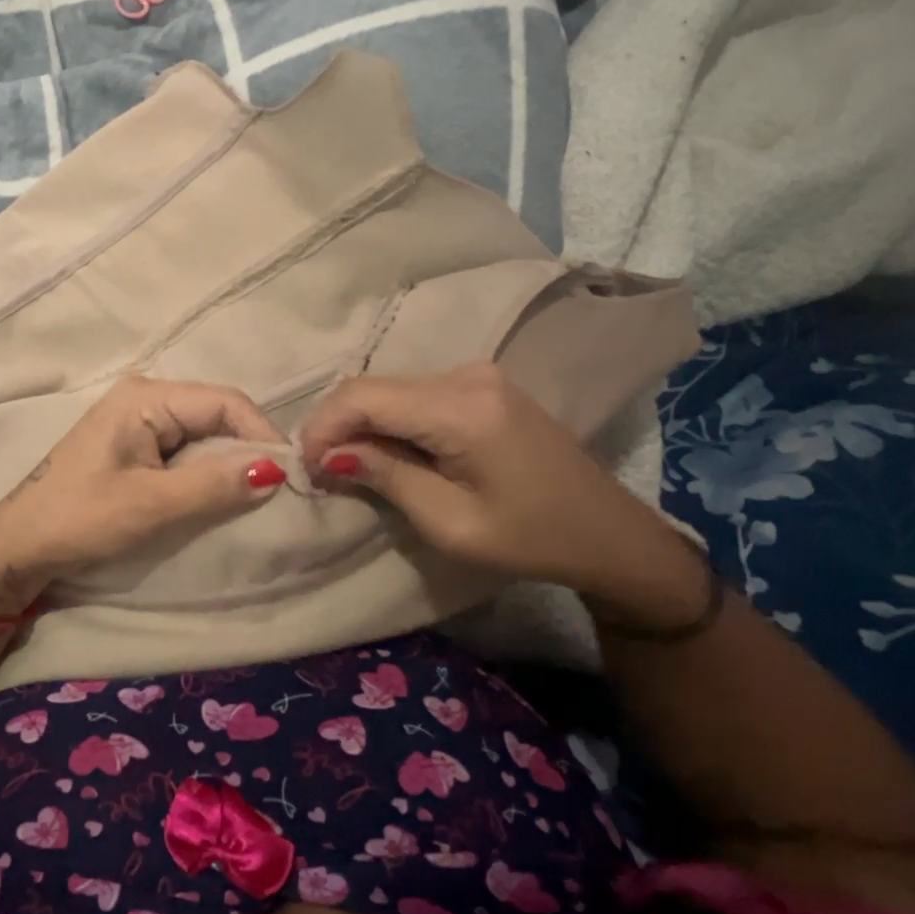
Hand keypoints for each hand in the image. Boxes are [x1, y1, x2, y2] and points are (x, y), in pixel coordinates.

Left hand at [0, 377, 287, 616]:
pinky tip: (222, 496)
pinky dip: (207, 472)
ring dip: (230, 462)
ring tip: (259, 496)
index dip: (261, 433)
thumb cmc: (80, 518)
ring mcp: (137, 421)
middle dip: (249, 448)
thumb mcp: (151, 504)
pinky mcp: (134, 447)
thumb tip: (275, 469)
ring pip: (203, 434)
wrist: (22, 546)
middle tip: (282, 489)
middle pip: (216, 414)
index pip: (224, 401)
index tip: (291, 474)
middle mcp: (143, 397)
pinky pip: (185, 451)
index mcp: (144, 396)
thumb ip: (213, 483)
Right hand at [298, 364, 708, 628]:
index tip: (306, 469)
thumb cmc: (530, 538)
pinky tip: (387, 457)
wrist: (608, 534)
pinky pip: (413, 395)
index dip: (322, 427)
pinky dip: (388, 423)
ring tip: (351, 471)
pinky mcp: (481, 386)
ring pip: (389, 390)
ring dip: (361, 426)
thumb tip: (328, 455)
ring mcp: (476, 375)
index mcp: (462, 408)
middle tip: (322, 475)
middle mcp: (466, 375)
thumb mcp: (449, 522)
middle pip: (373, 388)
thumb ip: (385, 477)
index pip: (363, 396)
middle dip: (337, 428)